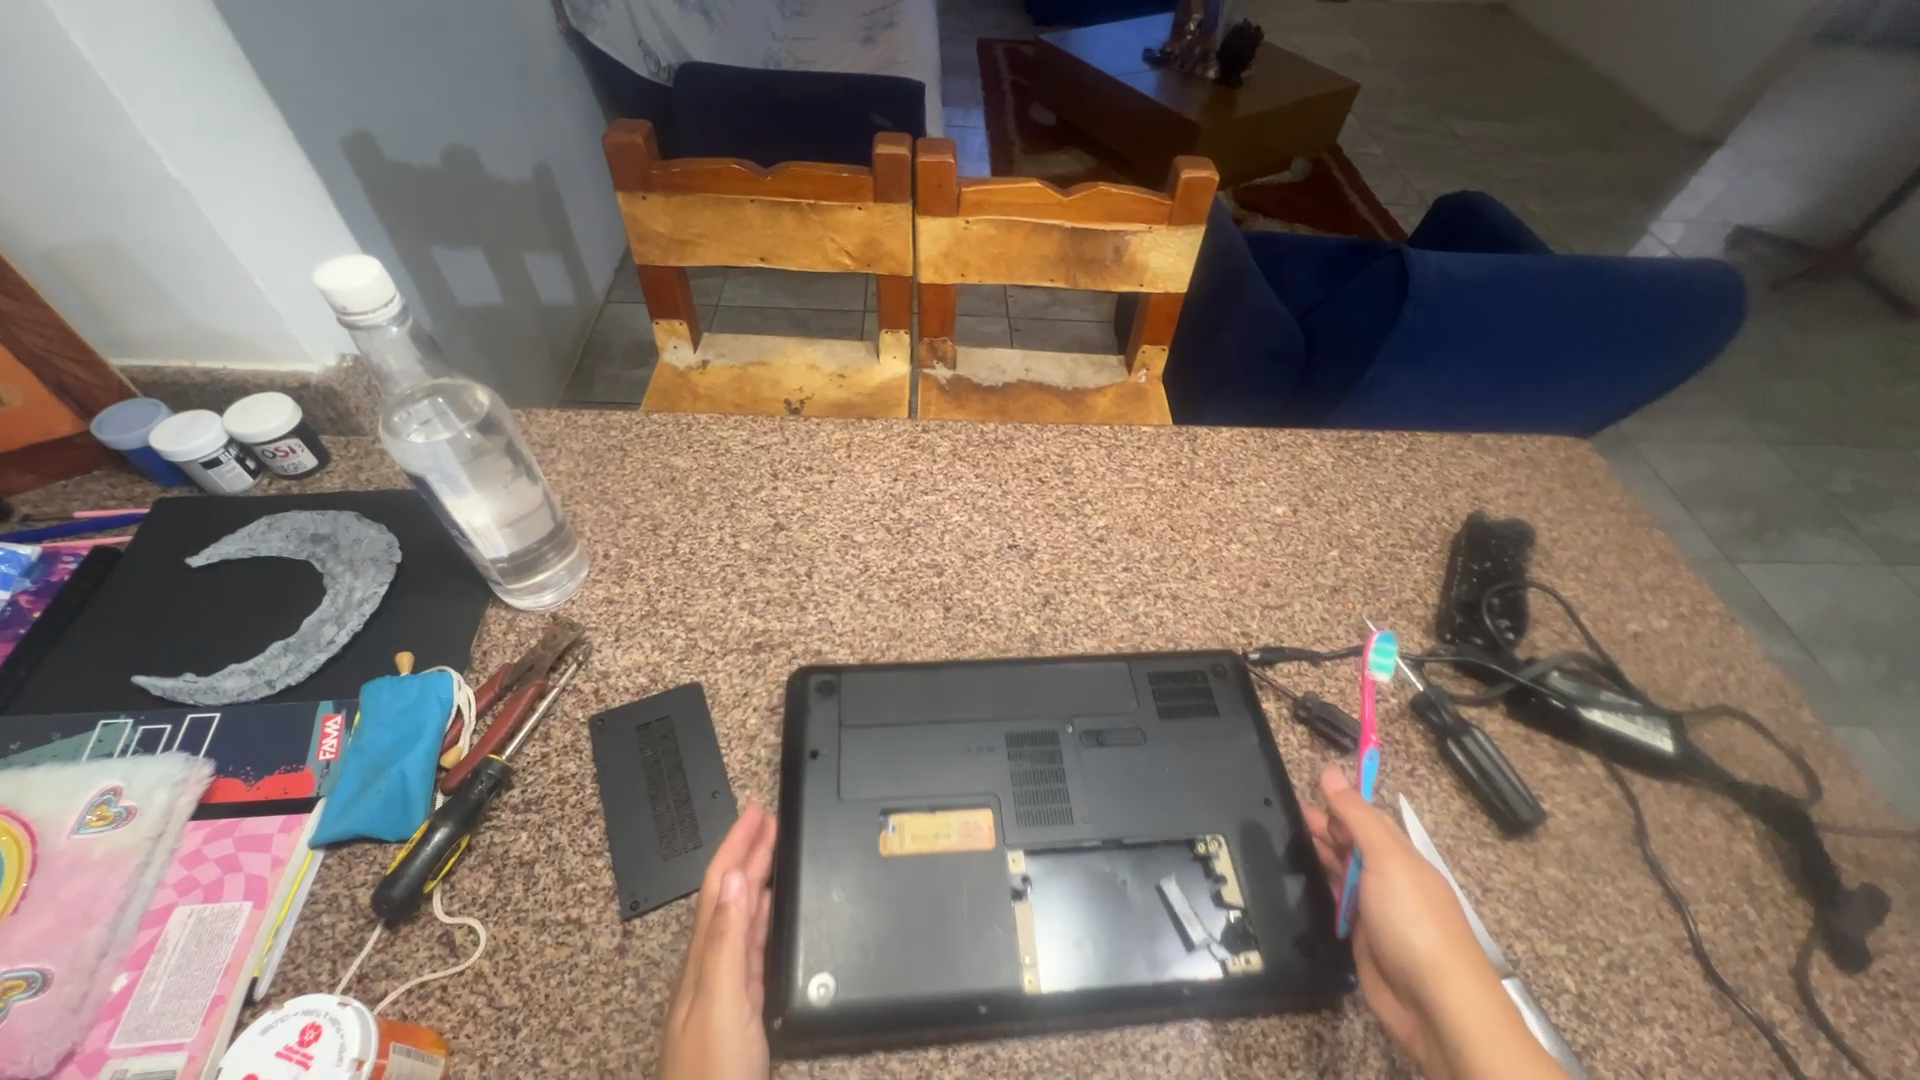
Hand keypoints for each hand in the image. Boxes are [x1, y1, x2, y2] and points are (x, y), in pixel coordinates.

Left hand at [659, 801, 777, 1079]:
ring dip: (757, 876)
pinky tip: (772, 910)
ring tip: (772, 848)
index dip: (737, 845)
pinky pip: (754, 943)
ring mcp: (727, 983)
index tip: (755, 813)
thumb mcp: (722, 1003)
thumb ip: (727, 942)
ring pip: (743, 914)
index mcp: (704, 957)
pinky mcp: (743, 1002)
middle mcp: (712, 964)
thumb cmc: (711, 1074)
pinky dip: (765, 915)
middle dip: (748, 851)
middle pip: (732, 894)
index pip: (721, 886)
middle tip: (767, 818)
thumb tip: (735, 881)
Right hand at [1303, 767, 1562, 1079]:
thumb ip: (1357, 817)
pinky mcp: (1360, 940)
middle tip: (1278, 817)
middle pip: (1350, 845)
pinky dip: (1317, 893)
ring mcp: (1374, 911)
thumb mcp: (1387, 860)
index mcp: (1400, 856)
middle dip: (1320, 828)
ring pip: (1339, 874)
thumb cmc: (1414, 923)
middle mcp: (1387, 880)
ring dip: (1315, 857)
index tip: (1300, 790)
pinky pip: (1334, 907)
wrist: (1435, 1004)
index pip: (1364, 819)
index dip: (1336, 803)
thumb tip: (1331, 772)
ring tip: (1278, 844)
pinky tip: (1293, 884)